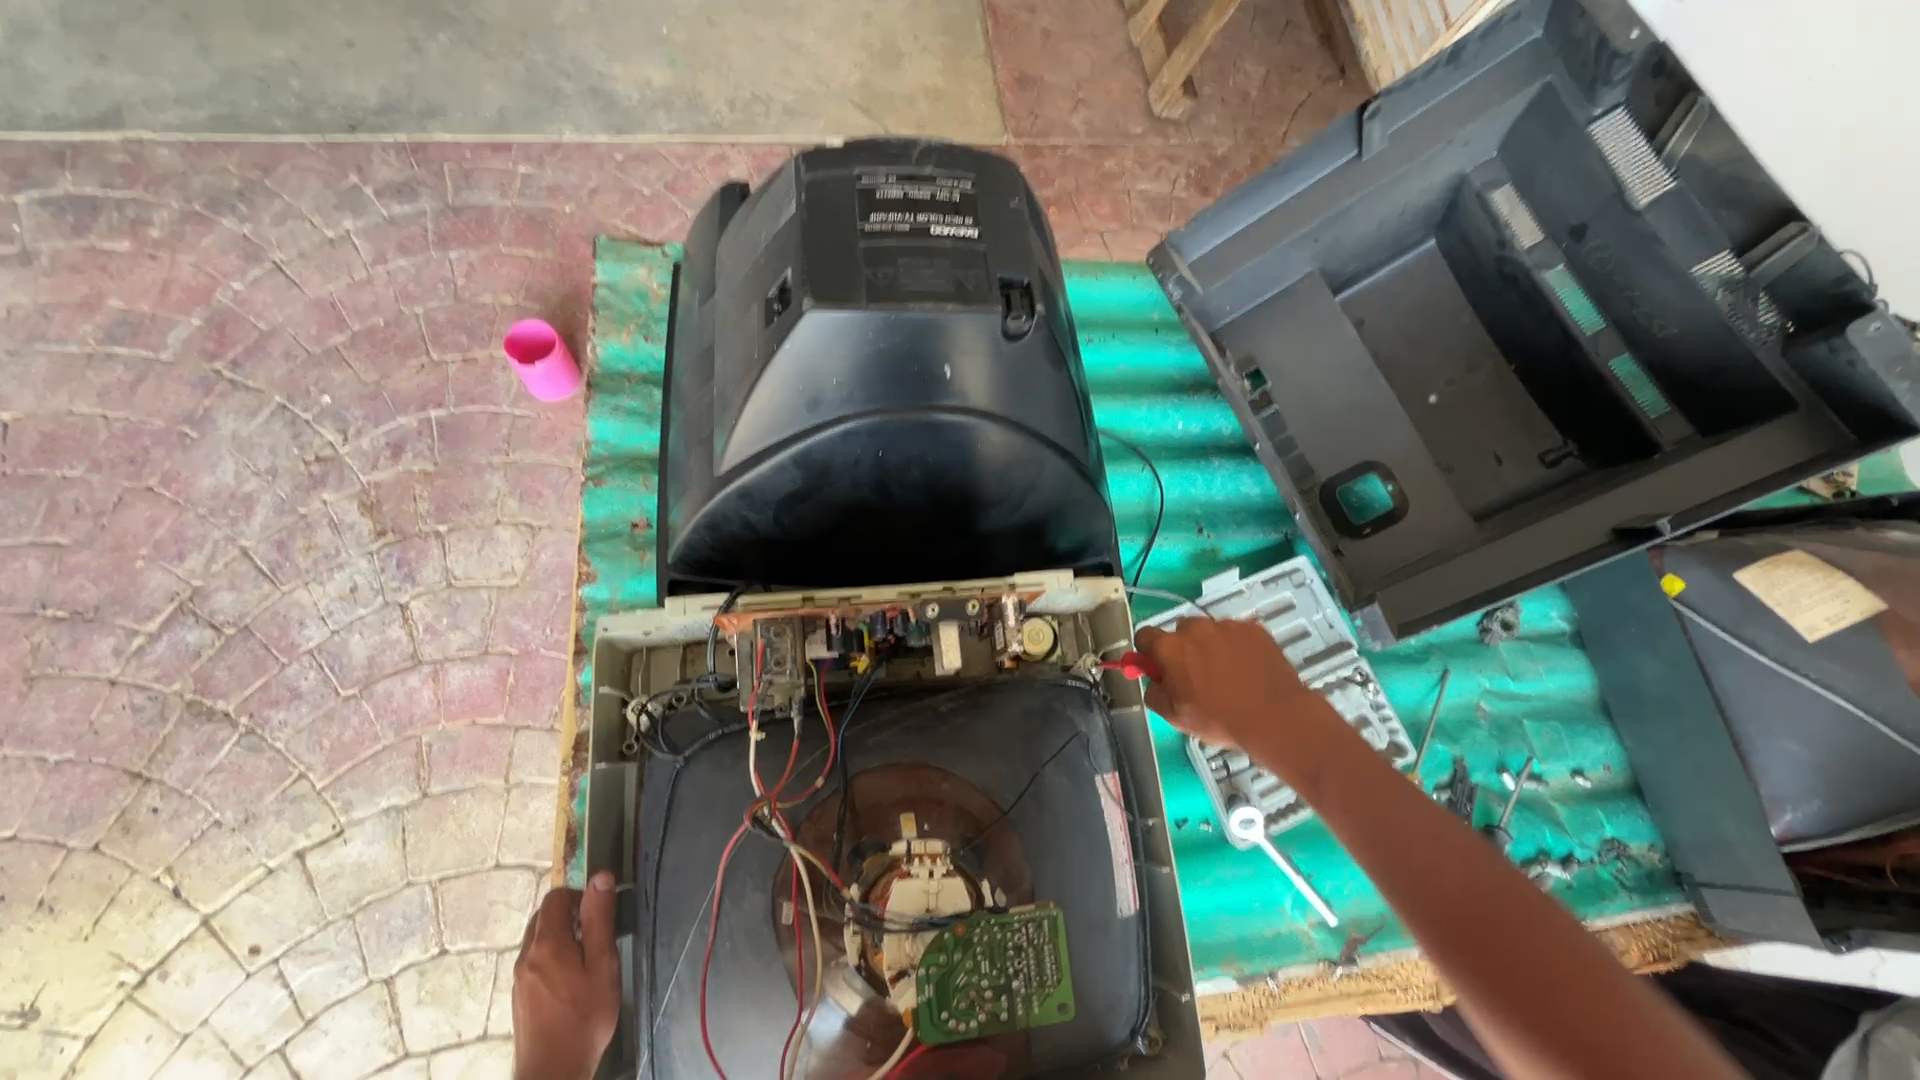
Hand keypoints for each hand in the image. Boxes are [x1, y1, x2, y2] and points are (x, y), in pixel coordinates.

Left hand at [513, 872, 619, 1079]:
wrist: (554, 1072)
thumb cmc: (585, 1017)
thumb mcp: (603, 965)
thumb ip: (599, 920)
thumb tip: (600, 877)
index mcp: (547, 944)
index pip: (555, 898)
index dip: (579, 895)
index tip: (600, 912)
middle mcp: (526, 956)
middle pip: (543, 917)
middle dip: (569, 914)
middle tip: (596, 933)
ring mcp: (519, 978)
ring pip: (537, 940)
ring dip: (560, 936)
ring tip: (587, 958)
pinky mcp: (519, 997)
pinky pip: (534, 962)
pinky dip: (552, 957)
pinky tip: (571, 981)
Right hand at [1133, 617, 1329, 748]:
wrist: (1275, 717)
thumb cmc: (1219, 719)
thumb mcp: (1174, 717)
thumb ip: (1154, 693)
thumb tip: (1154, 681)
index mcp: (1170, 648)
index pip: (1145, 636)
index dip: (1150, 652)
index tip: (1160, 668)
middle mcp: (1196, 629)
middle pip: (1180, 632)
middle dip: (1184, 649)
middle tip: (1197, 676)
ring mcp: (1227, 626)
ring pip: (1210, 632)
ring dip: (1211, 647)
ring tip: (1229, 675)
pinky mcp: (1253, 629)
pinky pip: (1237, 634)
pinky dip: (1238, 647)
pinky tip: (1248, 670)